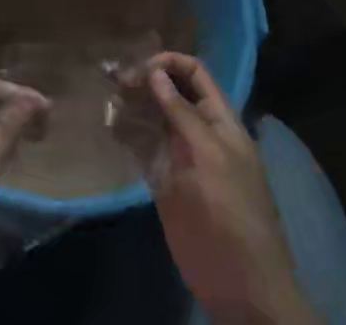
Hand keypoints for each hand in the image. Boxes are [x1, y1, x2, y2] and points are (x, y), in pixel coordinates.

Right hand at [121, 54, 314, 324]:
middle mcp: (198, 131)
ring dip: (130, 103)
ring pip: (152, 116)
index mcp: (220, 122)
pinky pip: (141, 145)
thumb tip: (154, 72)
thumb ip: (183, 114)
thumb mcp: (211, 157)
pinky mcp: (161, 178)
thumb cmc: (232, 213)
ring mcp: (178, 155)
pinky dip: (124, 131)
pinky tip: (107, 125)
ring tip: (105, 97)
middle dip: (143, 79)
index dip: (169, 63)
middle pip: (170, 91)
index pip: (195, 74)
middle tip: (112, 80)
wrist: (240, 282)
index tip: (139, 69)